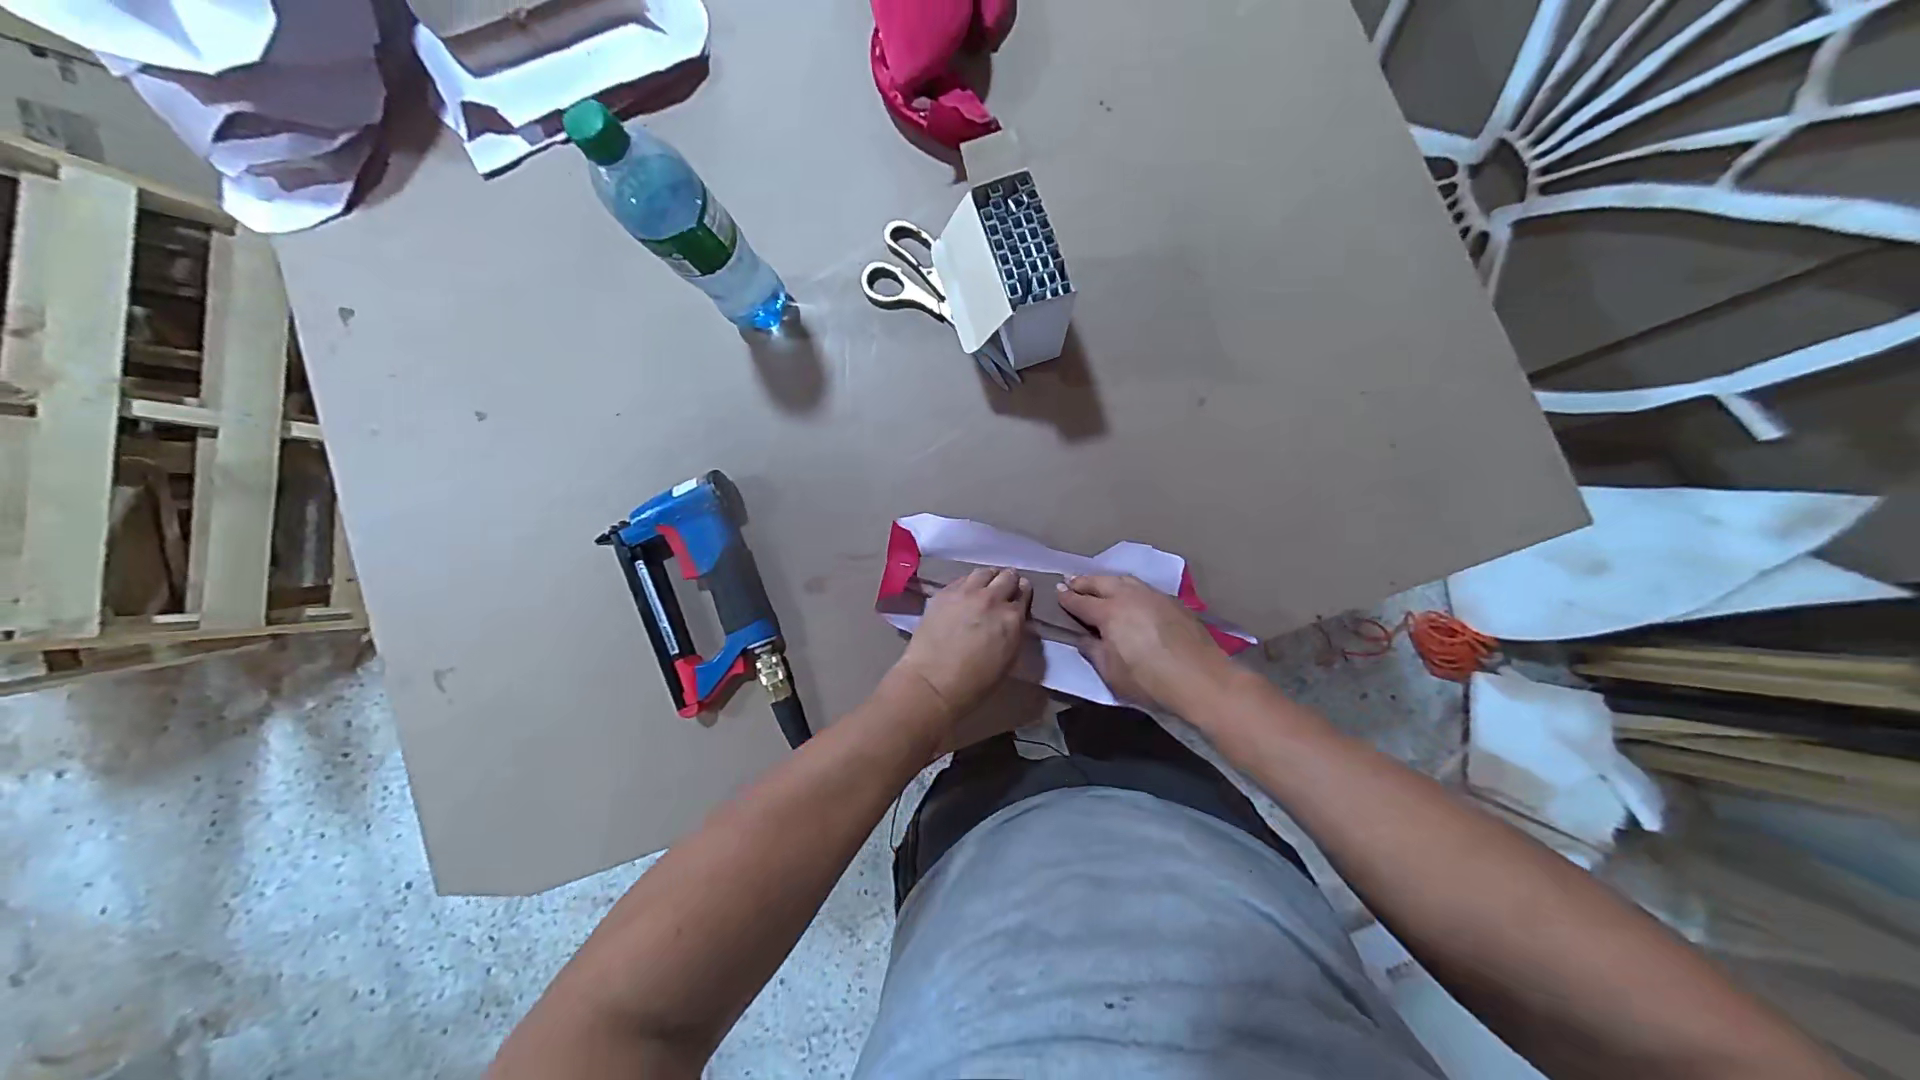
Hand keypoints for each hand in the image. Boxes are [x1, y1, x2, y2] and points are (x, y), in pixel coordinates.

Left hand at [889, 567, 1032, 736]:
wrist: (933, 682)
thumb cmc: (975, 682)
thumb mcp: (1009, 658)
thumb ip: (1014, 631)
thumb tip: (1013, 619)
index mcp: (1012, 617)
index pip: (1024, 593)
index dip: (1022, 593)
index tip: (1019, 595)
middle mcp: (992, 598)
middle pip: (1007, 577)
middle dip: (1008, 581)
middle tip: (1005, 588)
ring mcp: (967, 592)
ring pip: (984, 572)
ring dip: (989, 577)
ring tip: (985, 585)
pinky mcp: (944, 593)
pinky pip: (962, 578)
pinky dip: (969, 582)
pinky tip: (965, 591)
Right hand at [1055, 574, 1232, 709]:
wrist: (1201, 679)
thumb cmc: (1149, 680)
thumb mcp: (1111, 672)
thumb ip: (1093, 650)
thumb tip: (1084, 637)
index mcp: (1109, 612)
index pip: (1081, 601)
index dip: (1066, 597)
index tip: (1056, 591)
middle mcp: (1129, 596)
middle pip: (1101, 582)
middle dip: (1084, 581)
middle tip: (1072, 581)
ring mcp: (1154, 596)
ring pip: (1124, 580)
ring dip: (1107, 580)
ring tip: (1098, 584)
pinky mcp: (1173, 602)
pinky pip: (1143, 588)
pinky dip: (1129, 587)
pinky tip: (1129, 595)